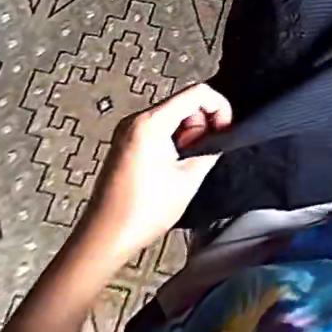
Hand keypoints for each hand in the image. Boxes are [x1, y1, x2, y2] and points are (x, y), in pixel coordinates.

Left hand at [62, 83, 231, 281]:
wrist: (104, 238)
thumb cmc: (143, 211)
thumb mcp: (189, 177)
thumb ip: (211, 147)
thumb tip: (222, 135)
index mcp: (151, 123)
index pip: (197, 93)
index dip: (220, 107)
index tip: (226, 130)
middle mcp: (136, 120)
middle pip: (185, 101)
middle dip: (203, 122)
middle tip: (205, 151)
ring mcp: (128, 130)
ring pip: (175, 114)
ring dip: (190, 132)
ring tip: (187, 162)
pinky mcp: (126, 141)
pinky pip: (161, 126)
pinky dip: (175, 138)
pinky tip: (174, 163)